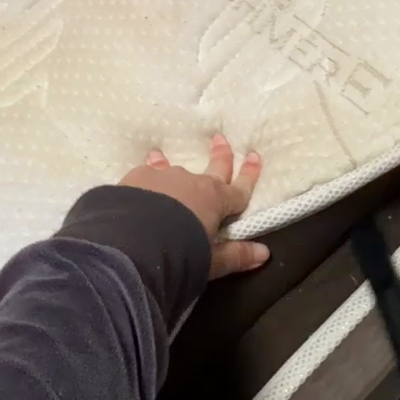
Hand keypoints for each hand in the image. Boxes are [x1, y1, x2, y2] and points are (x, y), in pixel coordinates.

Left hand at [118, 134, 268, 279]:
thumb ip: (236, 255)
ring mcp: (165, 177)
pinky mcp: (139, 178)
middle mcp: (193, 183)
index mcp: (216, 200)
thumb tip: (265, 253)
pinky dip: (147, 175)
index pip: (239, 189)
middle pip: (213, 167)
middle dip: (220, 153)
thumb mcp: (211, 261)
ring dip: (169, 164)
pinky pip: (147, 173)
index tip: (254, 156)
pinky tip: (139, 177)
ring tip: (159, 155)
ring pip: (173, 169)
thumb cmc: (181, 254)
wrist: (134, 244)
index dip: (249, 175)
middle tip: (220, 138)